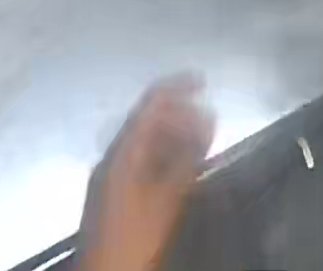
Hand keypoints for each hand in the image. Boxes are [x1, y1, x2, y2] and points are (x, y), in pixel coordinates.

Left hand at [77, 74, 214, 270]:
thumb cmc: (133, 240)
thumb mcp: (165, 200)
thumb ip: (188, 157)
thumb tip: (210, 120)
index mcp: (122, 151)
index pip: (151, 103)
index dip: (177, 86)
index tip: (203, 81)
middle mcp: (114, 157)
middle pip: (148, 119)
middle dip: (180, 113)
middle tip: (209, 119)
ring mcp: (112, 176)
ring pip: (146, 140)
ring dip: (175, 134)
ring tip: (203, 140)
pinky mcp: (115, 195)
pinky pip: (143, 159)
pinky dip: (165, 154)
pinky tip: (184, 166)